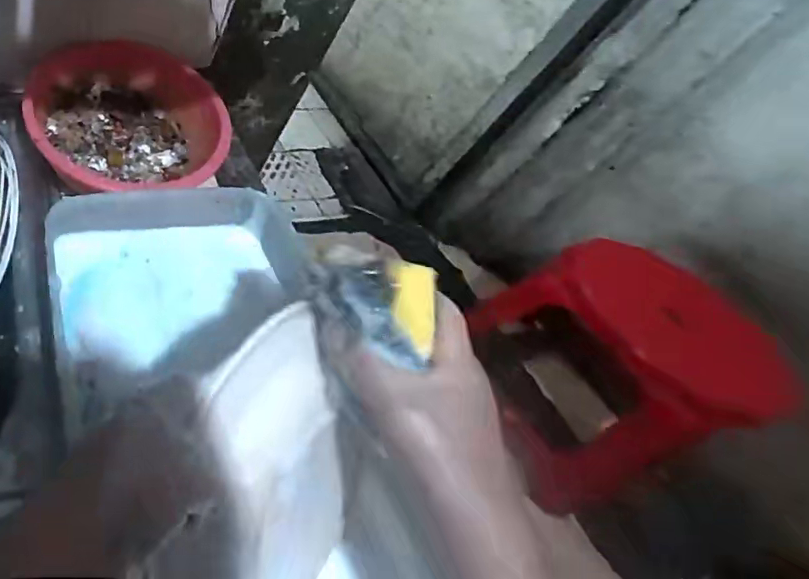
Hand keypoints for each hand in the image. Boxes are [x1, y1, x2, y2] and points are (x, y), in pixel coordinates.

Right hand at [336, 297, 551, 578]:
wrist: (476, 527)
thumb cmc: (438, 449)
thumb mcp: (391, 396)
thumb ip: (359, 357)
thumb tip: (332, 324)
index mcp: (459, 358)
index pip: (441, 305)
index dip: (411, 287)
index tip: (375, 280)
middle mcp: (465, 376)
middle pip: (429, 334)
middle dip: (394, 321)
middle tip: (357, 314)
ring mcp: (462, 409)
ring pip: (424, 365)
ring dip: (393, 354)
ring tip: (358, 348)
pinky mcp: (454, 436)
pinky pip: (422, 393)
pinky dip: (398, 384)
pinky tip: (375, 395)